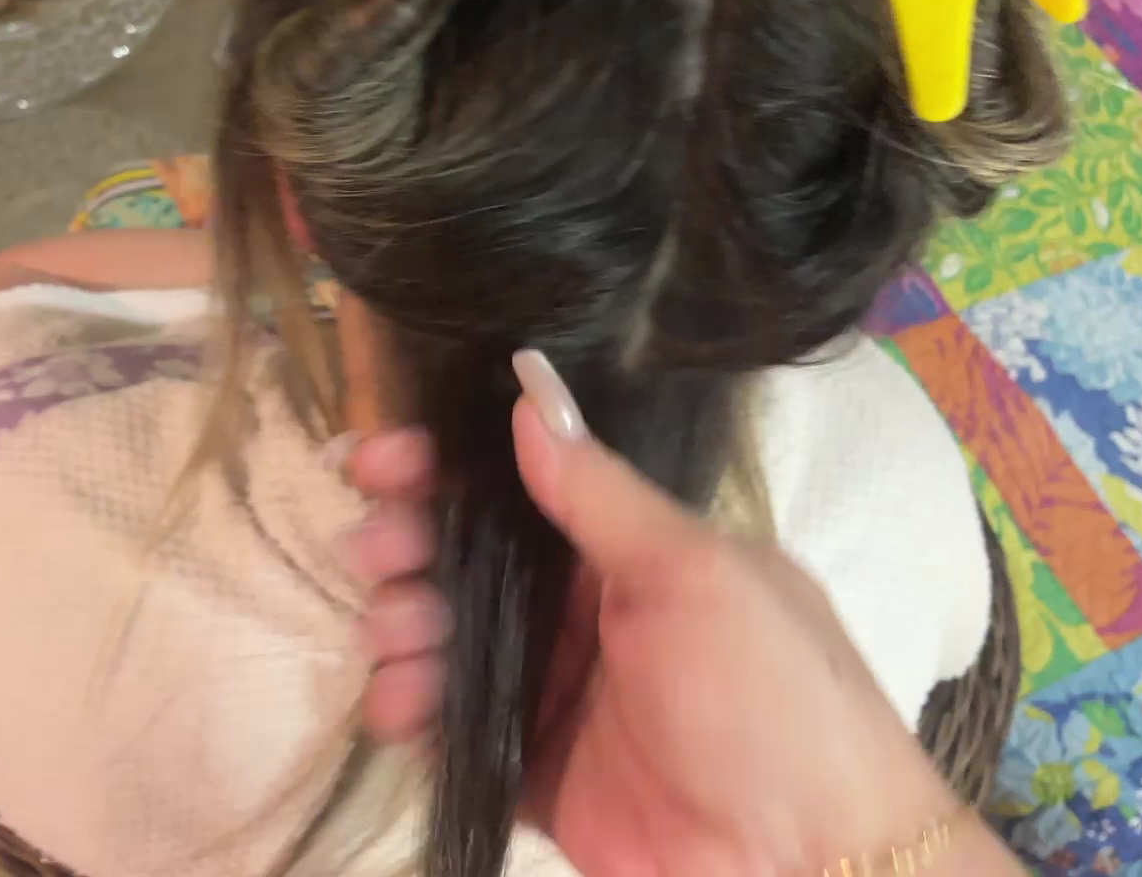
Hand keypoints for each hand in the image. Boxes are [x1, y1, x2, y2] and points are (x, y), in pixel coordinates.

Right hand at [341, 353, 1019, 876]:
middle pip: (449, 552)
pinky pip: (437, 712)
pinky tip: (398, 703)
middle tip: (378, 552)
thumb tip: (530, 390)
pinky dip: (403, 700)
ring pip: (431, 627)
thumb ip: (598, 491)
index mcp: (602, 550)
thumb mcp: (693, 575)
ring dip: (395, 619)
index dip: (432, 466)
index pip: (499, 488)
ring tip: (397, 636)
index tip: (379, 461)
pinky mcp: (511, 751)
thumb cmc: (763, 698)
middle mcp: (557, 604)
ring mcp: (531, 679)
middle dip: (400, 541)